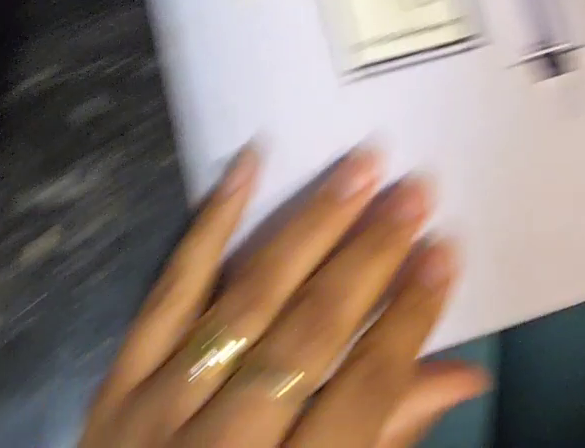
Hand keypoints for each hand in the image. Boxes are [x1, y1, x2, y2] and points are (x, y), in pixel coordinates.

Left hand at [79, 147, 488, 447]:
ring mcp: (160, 407)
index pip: (364, 390)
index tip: (444, 251)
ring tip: (359, 170)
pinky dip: (210, 225)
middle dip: (369, 257)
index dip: (409, 320)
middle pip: (309, 331)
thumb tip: (465, 373)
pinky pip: (170, 291)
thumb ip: (385, 439)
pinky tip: (247, 165)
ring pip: (250, 297)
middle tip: (413, 192)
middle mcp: (223, 442)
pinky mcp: (119, 380)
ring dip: (311, 226)